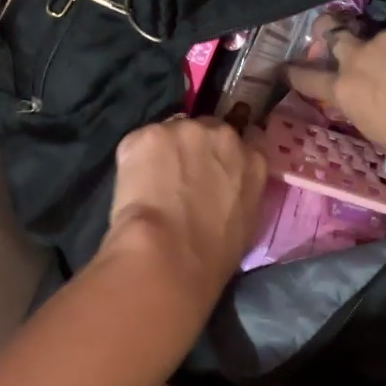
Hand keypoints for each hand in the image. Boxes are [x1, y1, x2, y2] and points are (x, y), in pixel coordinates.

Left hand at [101, 116, 268, 310]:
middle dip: (195, 147)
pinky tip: (132, 189)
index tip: (216, 163)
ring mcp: (184, 129)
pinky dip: (134, 162)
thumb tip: (226, 188)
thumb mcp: (246, 223)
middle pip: (207, 130)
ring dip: (164, 153)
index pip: (249, 138)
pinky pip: (140, 144)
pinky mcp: (148, 134)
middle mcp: (223, 135)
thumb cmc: (212, 255)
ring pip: (171, 134)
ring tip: (151, 185)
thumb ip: (241, 192)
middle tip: (180, 177)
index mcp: (252, 160)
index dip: (228, 150)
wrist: (166, 253)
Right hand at [288, 17, 385, 165]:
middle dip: (328, 29)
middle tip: (328, 27)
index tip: (287, 68)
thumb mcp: (376, 131)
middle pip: (333, 33)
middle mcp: (356, 59)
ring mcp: (383, 39)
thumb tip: (371, 104)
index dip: (296, 73)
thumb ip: (366, 109)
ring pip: (378, 37)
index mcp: (343, 91)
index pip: (309, 79)